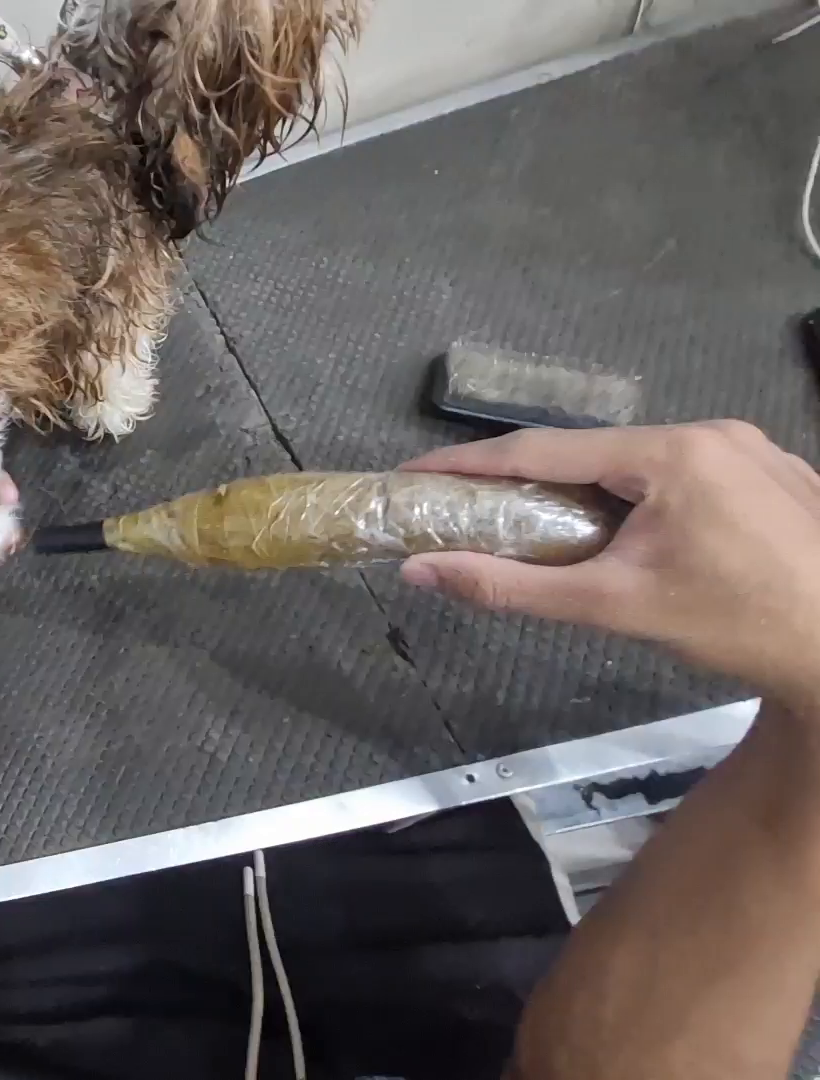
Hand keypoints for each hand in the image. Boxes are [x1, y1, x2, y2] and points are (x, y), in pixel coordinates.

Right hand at [399, 421, 819, 711]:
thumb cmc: (740, 623)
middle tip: (451, 499)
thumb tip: (414, 571)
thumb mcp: (609, 605)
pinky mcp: (761, 470)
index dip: (464, 460)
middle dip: (508, 474)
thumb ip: (504, 585)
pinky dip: (608, 490)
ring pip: (617, 459)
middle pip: (579, 450)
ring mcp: (742, 449)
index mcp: (672, 454)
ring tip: (510, 514)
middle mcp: (708, 435)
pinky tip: (593, 523)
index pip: (539, 449)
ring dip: (557, 484)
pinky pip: (658, 469)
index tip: (409, 471)